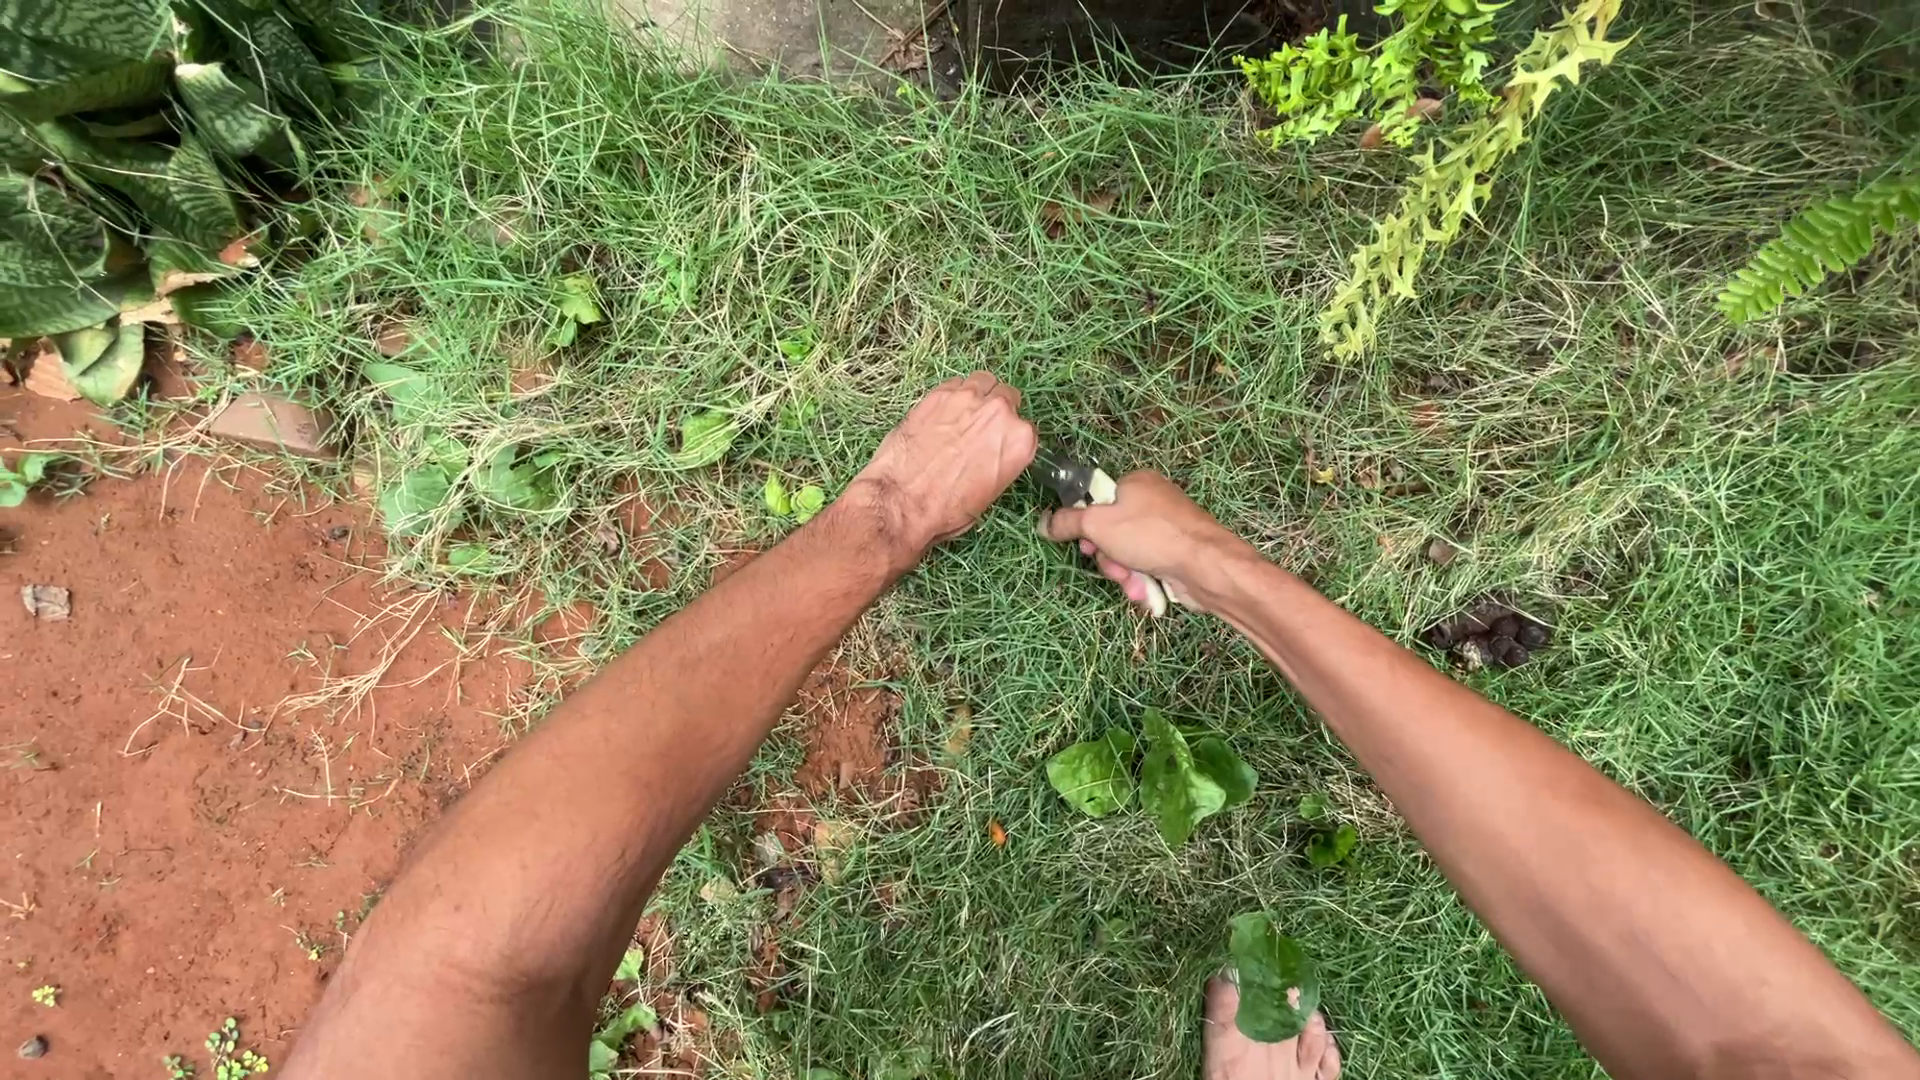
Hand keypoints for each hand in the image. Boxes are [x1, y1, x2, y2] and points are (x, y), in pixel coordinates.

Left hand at [846, 371, 1037, 560]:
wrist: (903, 500)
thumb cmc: (946, 508)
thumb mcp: (990, 492)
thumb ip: (1001, 460)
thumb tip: (992, 451)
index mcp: (1020, 440)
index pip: (1025, 427)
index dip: (1008, 435)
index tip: (997, 442)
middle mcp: (1000, 412)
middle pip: (1006, 397)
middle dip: (994, 412)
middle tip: (978, 430)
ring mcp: (968, 398)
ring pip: (982, 383)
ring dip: (976, 397)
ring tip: (960, 418)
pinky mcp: (939, 393)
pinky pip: (955, 385)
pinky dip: (952, 396)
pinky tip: (941, 416)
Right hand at [1038, 471, 1252, 612]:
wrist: (1205, 566)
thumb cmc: (1150, 536)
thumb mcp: (1098, 525)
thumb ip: (1067, 522)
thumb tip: (1043, 522)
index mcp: (1135, 483)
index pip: (1097, 501)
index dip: (1087, 527)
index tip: (1087, 544)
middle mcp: (1151, 502)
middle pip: (1110, 532)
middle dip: (1108, 558)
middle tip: (1114, 566)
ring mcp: (1165, 529)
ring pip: (1126, 554)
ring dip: (1124, 574)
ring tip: (1134, 583)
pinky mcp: (1175, 554)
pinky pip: (1146, 566)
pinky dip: (1142, 581)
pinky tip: (1146, 591)